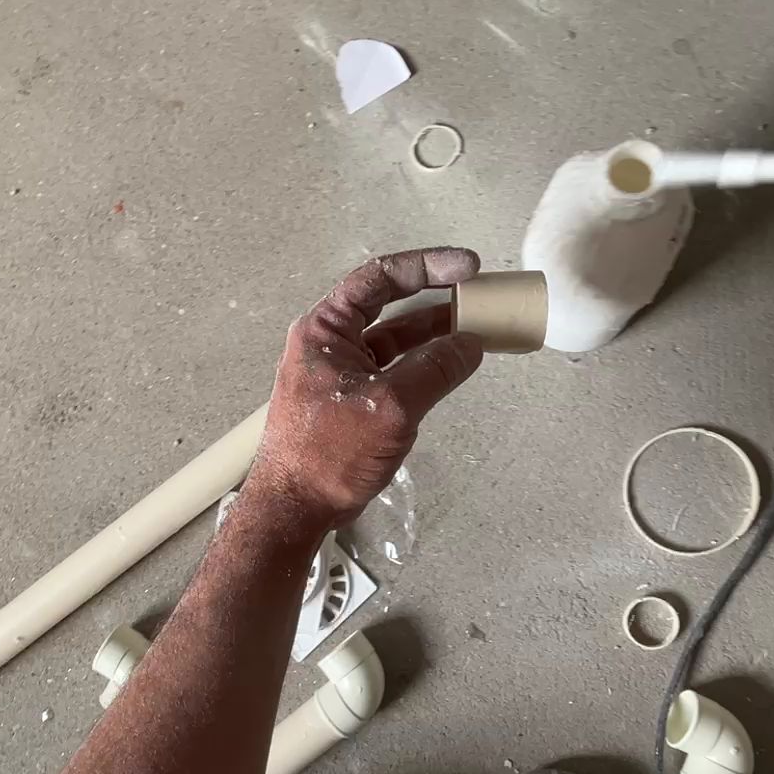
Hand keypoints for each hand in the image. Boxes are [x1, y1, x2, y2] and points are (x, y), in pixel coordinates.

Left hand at [244, 248, 484, 529]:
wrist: (296, 507)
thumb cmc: (329, 452)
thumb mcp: (391, 406)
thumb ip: (435, 369)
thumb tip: (472, 344)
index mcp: (325, 329)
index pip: (379, 278)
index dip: (427, 266)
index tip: (469, 267)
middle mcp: (330, 343)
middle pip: (388, 305)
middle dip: (435, 299)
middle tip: (477, 296)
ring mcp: (340, 372)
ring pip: (394, 340)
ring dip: (433, 333)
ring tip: (476, 328)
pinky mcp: (352, 399)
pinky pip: (393, 369)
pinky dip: (423, 364)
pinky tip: (452, 364)